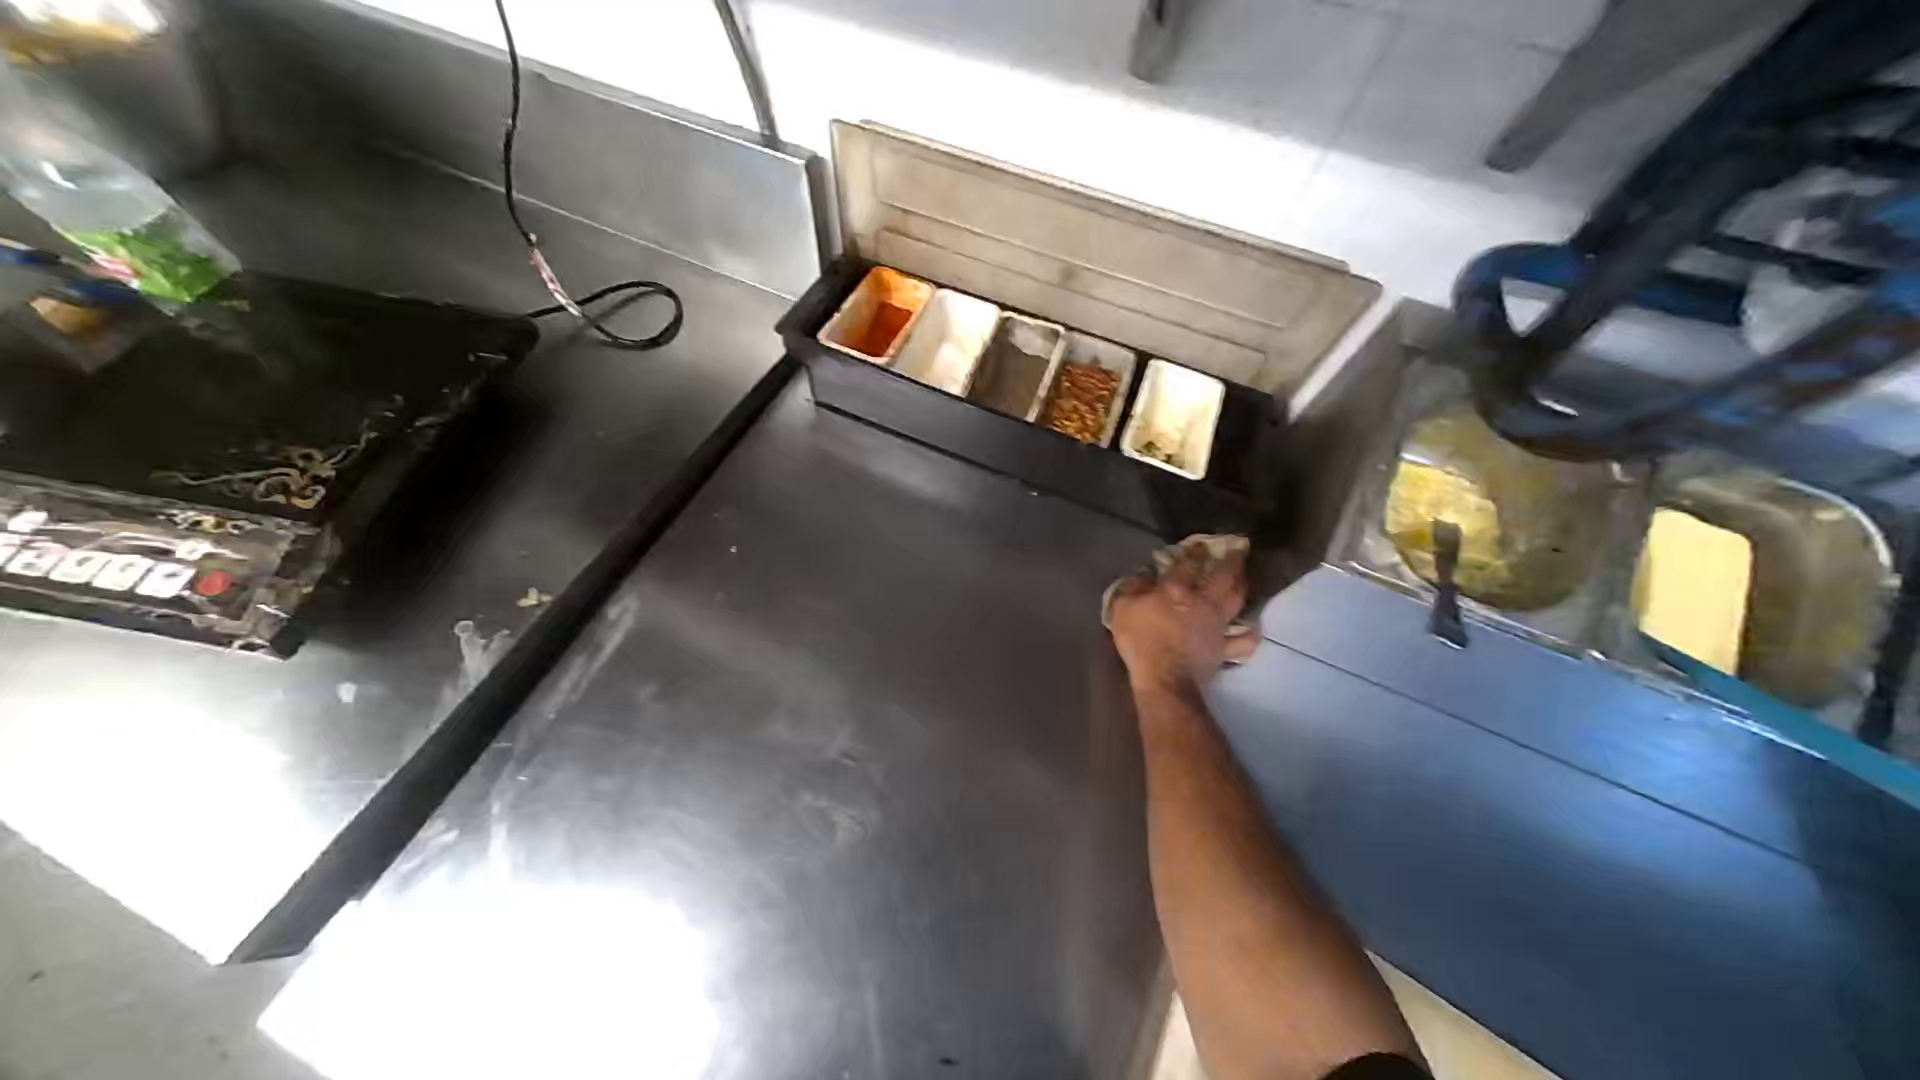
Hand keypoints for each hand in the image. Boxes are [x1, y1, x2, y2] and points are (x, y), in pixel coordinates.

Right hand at [1108, 540, 1256, 693]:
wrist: (1165, 678)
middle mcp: (1203, 602)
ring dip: (1243, 588)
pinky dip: (1249, 634)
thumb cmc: (1141, 641)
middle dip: (1231, 561)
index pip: (1188, 564)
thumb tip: (1142, 577)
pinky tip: (1253, 629)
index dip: (1196, 552)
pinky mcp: (1224, 649)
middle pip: (1222, 577)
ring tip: (1245, 580)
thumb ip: (1133, 589)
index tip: (1203, 544)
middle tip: (1239, 550)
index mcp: (1176, 590)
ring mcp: (1217, 625)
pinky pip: (1242, 641)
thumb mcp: (1123, 608)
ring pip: (1236, 602)